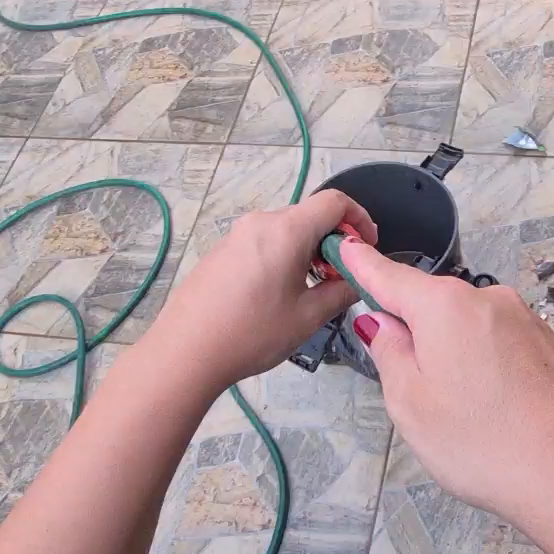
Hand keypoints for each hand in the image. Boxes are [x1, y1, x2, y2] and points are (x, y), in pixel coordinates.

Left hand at [147, 190, 375, 389]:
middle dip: (335, 241)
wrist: (185, 352)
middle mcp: (261, 222)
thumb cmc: (251, 333)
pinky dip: (286, 257)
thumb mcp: (308, 317)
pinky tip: (281, 294)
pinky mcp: (223, 251)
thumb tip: (358, 280)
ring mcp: (237, 235)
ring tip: (314, 290)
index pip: (334, 202)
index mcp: (286, 230)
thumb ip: (342, 291)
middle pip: (311, 216)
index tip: (368, 247)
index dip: (359, 219)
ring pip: (288, 230)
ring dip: (310, 251)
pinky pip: (266, 242)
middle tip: (344, 278)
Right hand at [336, 240, 553, 525]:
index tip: (347, 246)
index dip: (364, 266)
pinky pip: (500, 345)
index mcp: (446, 305)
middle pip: (433, 305)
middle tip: (415, 390)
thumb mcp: (412, 404)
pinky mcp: (550, 346)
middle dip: (415, 334)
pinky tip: (496, 411)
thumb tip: (382, 322)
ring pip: (468, 328)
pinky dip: (486, 367)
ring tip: (463, 414)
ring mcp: (526, 320)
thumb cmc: (482, 442)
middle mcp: (489, 299)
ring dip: (453, 355)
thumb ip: (390, 353)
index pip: (391, 277)